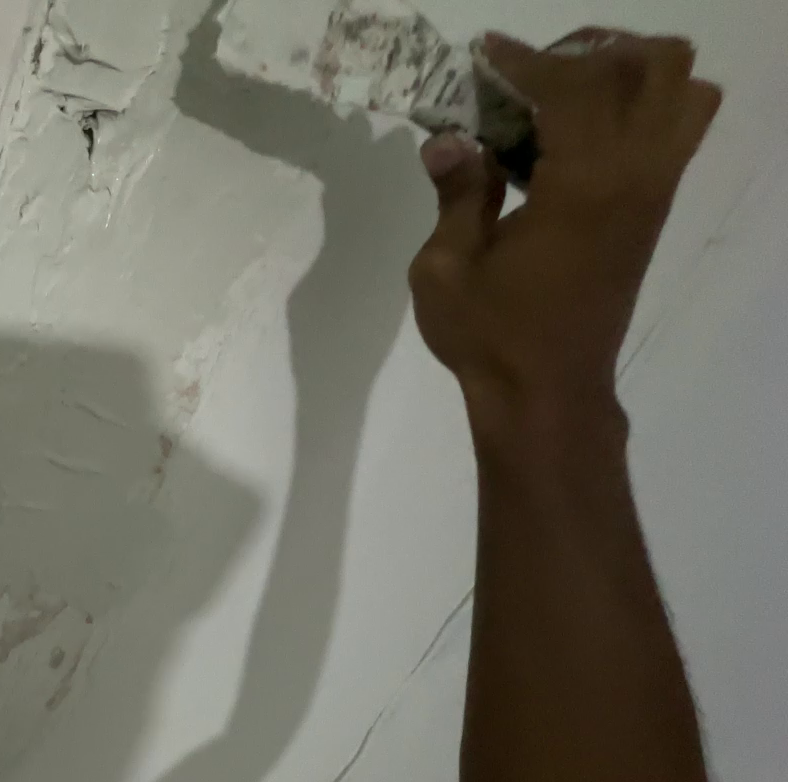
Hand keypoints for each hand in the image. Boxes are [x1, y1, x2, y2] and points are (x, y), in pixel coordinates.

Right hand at [408, 30, 721, 441]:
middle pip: (653, 64)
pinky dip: (636, 106)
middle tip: (523, 76)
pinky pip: (675, 125)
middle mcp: (640, 170)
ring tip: (557, 98)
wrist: (545, 384)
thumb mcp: (445, 267)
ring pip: (681, 87)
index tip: (485, 52)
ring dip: (626, 73)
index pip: (575, 86)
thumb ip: (457, 195)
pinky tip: (573, 138)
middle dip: (587, 52)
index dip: (528, 58)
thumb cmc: (487, 331)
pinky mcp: (654, 206)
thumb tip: (448, 140)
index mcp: (586, 183)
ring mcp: (656, 187)